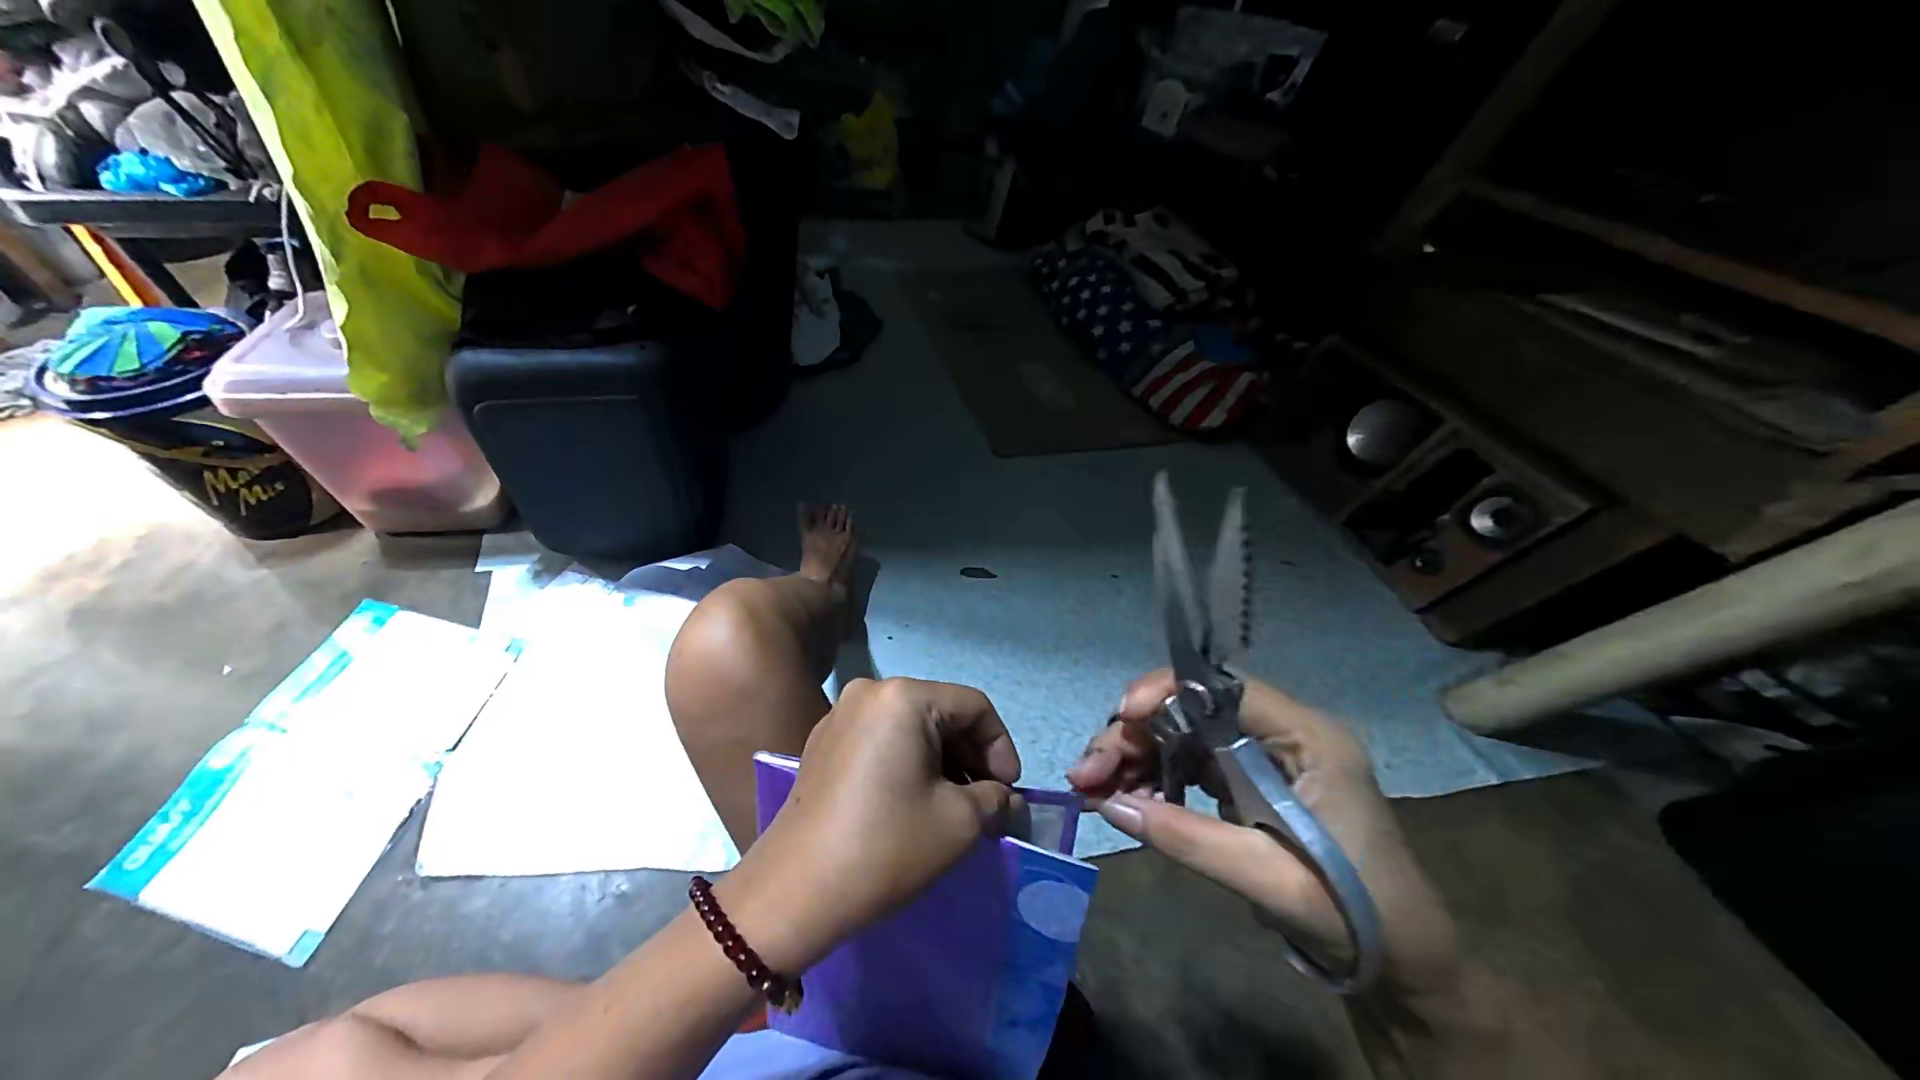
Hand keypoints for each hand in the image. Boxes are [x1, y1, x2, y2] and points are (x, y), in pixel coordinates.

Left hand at [720, 677, 1021, 972]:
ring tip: (954, 806)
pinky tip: (914, 802)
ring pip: (912, 727)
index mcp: (903, 697)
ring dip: (942, 761)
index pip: (974, 706)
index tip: (1009, 792)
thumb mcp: (959, 822)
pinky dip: (909, 763)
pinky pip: (882, 739)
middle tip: (987, 801)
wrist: (795, 891)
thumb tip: (1005, 797)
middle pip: (942, 712)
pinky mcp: (823, 742)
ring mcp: (840, 715)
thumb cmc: (886, 846)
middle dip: (972, 755)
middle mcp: (869, 691)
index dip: (1001, 747)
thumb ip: (996, 799)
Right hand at [1068, 670, 1459, 998]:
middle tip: (1085, 773)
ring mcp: (1265, 757)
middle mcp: (1283, 734)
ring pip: (1184, 736)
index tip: (1121, 716)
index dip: (1165, 691)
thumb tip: (1110, 806)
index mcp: (1307, 738)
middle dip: (1133, 735)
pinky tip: (1124, 798)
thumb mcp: (1270, 879)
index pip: (1225, 688)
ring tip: (1091, 789)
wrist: (1407, 964)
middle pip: (1192, 712)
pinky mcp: (1251, 782)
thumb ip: (1189, 838)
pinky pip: (1190, 765)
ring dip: (1135, 757)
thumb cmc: (1357, 914)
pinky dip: (1153, 778)